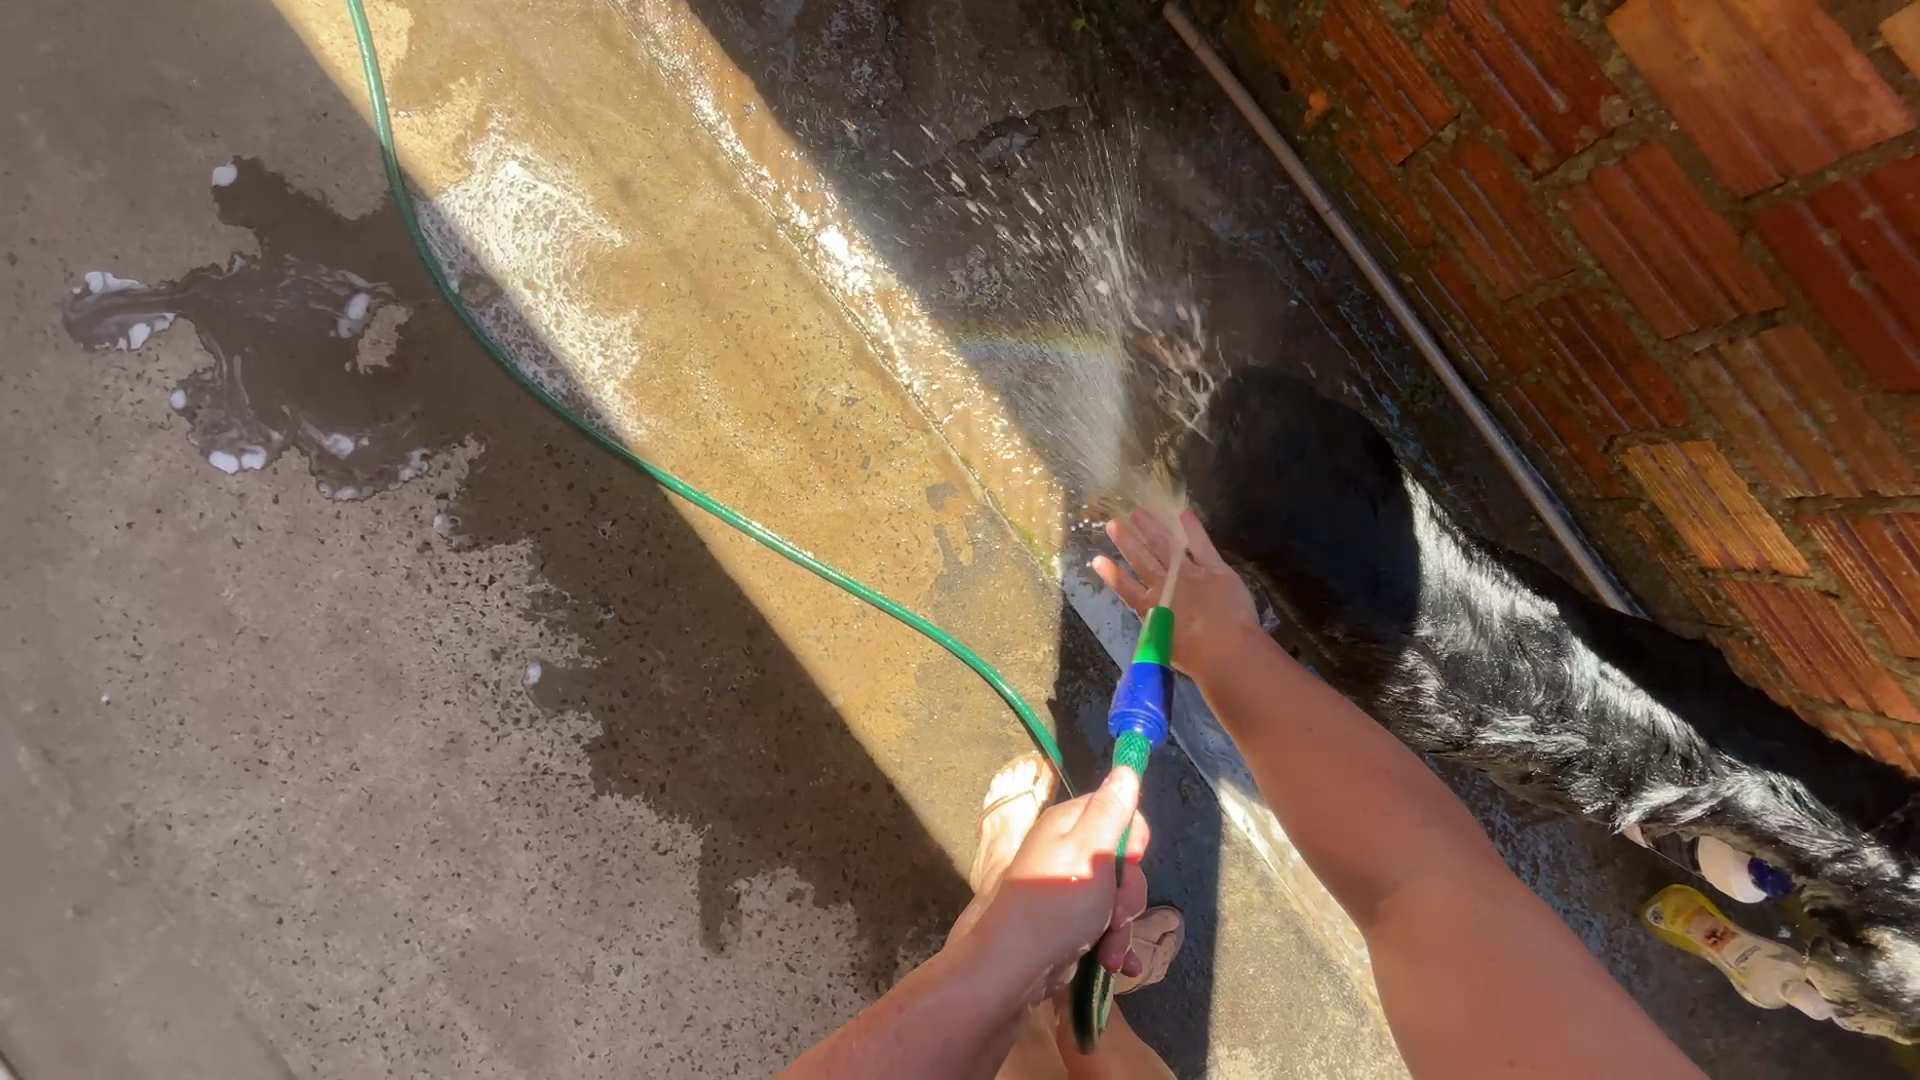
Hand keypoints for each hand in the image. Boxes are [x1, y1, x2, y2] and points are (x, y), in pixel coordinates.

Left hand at [968, 767, 1150, 1004]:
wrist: (1015, 967)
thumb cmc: (1055, 903)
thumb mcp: (1089, 850)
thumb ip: (1111, 810)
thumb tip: (1127, 768)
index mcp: (1069, 824)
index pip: (1116, 809)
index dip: (1132, 836)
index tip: (1130, 860)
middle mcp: (1068, 850)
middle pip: (1122, 859)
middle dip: (1129, 892)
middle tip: (1117, 912)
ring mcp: (1069, 888)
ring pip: (1117, 897)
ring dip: (1122, 926)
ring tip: (1110, 950)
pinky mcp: (1071, 921)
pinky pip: (1106, 925)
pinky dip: (1115, 944)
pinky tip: (1118, 964)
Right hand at [1092, 508, 1259, 678]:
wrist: (1224, 649)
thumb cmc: (1195, 659)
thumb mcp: (1164, 648)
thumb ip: (1156, 632)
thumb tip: (1151, 627)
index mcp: (1150, 609)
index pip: (1125, 588)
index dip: (1111, 573)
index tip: (1097, 559)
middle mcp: (1164, 586)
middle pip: (1142, 559)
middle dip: (1126, 541)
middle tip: (1113, 523)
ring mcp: (1189, 574)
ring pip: (1165, 546)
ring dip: (1150, 528)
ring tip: (1137, 512)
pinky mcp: (1215, 570)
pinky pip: (1202, 545)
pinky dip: (1192, 529)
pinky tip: (1184, 514)